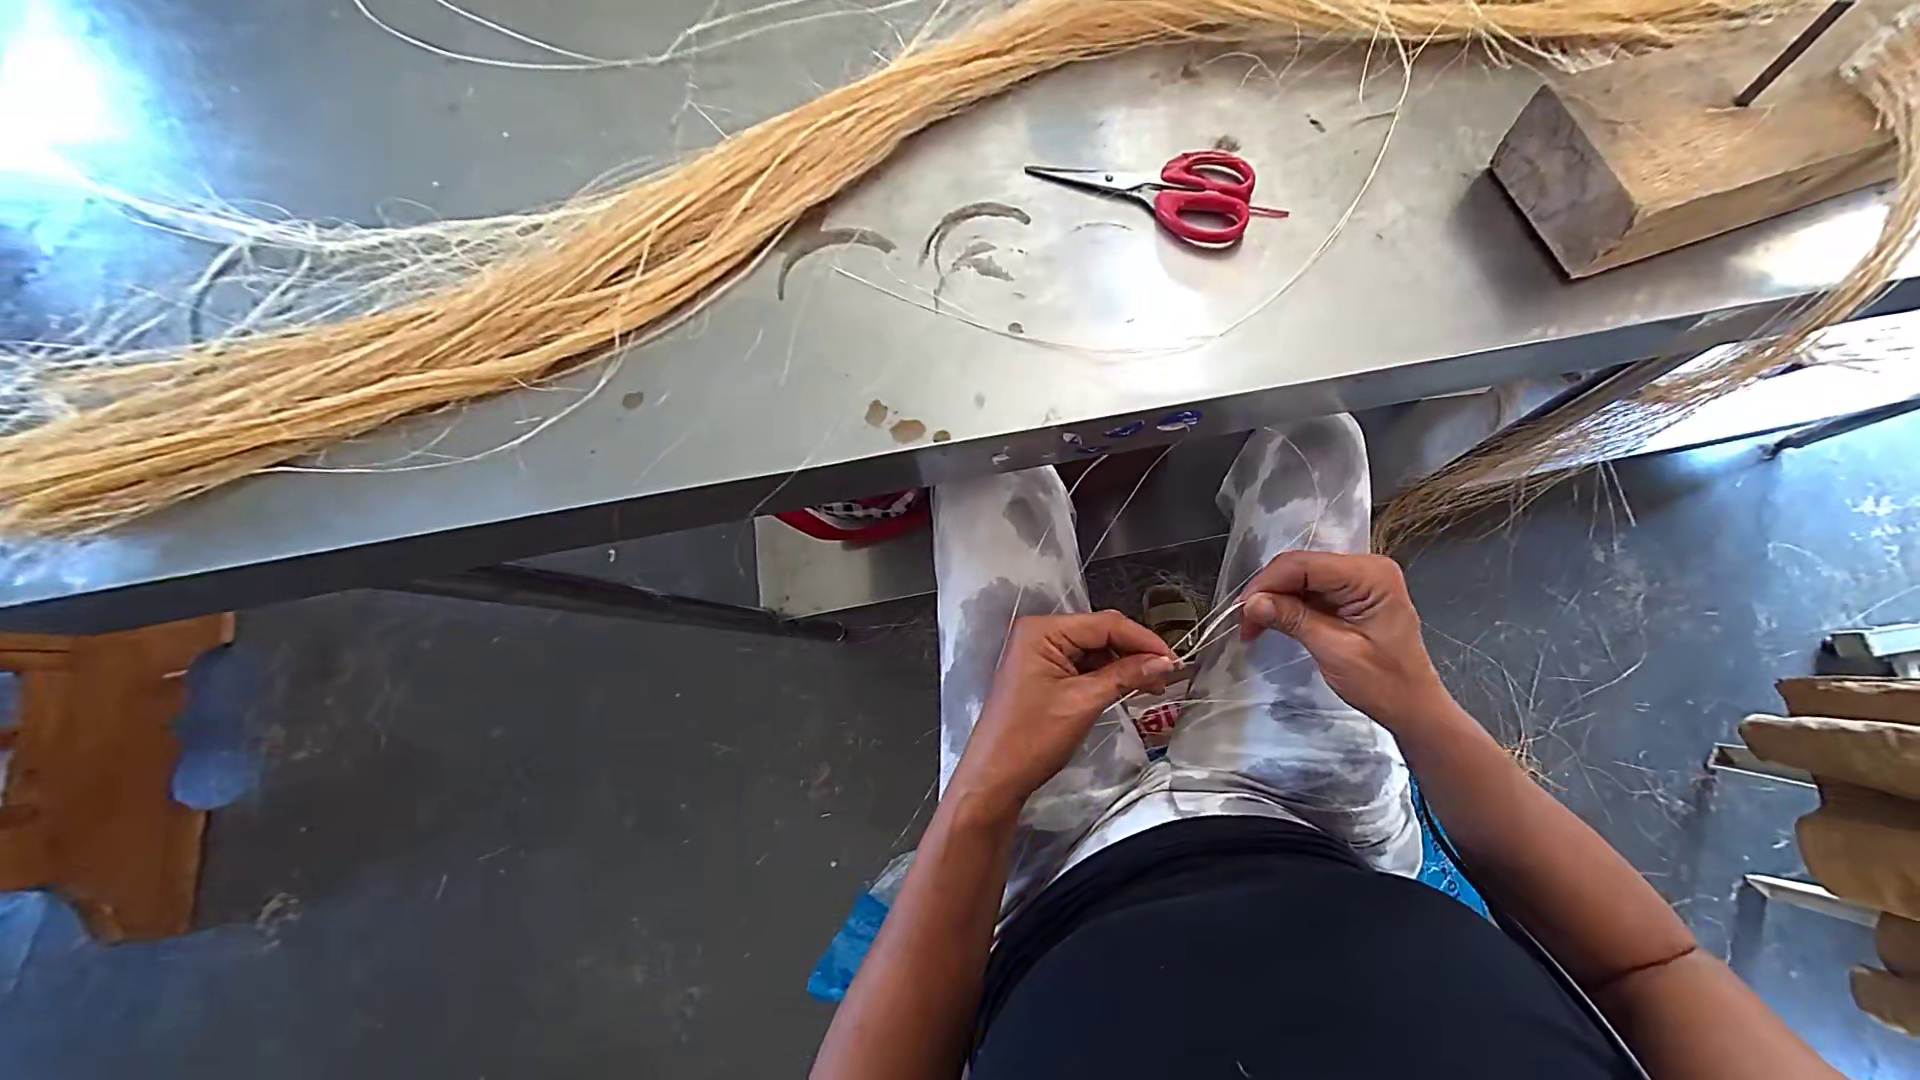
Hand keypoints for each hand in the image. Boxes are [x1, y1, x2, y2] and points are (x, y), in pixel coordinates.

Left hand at [948, 612, 1177, 815]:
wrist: (995, 775)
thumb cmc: (1033, 737)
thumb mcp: (1084, 701)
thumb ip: (1125, 675)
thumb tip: (1164, 662)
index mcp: (1042, 630)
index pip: (1104, 623)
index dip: (1143, 640)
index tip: (1175, 660)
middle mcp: (1039, 633)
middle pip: (1099, 632)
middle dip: (1134, 652)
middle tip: (1168, 675)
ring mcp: (1038, 652)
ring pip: (1092, 649)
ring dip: (1122, 665)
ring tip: (1153, 685)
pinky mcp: (1041, 672)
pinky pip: (1080, 664)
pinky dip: (1105, 675)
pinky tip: (1127, 687)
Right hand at [1237, 551, 1453, 728]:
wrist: (1412, 706)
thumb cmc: (1384, 683)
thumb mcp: (1334, 651)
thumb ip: (1293, 619)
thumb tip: (1251, 603)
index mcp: (1370, 575)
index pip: (1303, 565)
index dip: (1266, 583)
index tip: (1242, 611)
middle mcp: (1364, 568)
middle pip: (1298, 567)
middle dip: (1266, 592)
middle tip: (1243, 622)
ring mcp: (1356, 579)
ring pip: (1297, 577)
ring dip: (1271, 599)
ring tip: (1252, 626)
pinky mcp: (1347, 593)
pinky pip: (1306, 589)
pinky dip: (1284, 605)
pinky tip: (1270, 621)